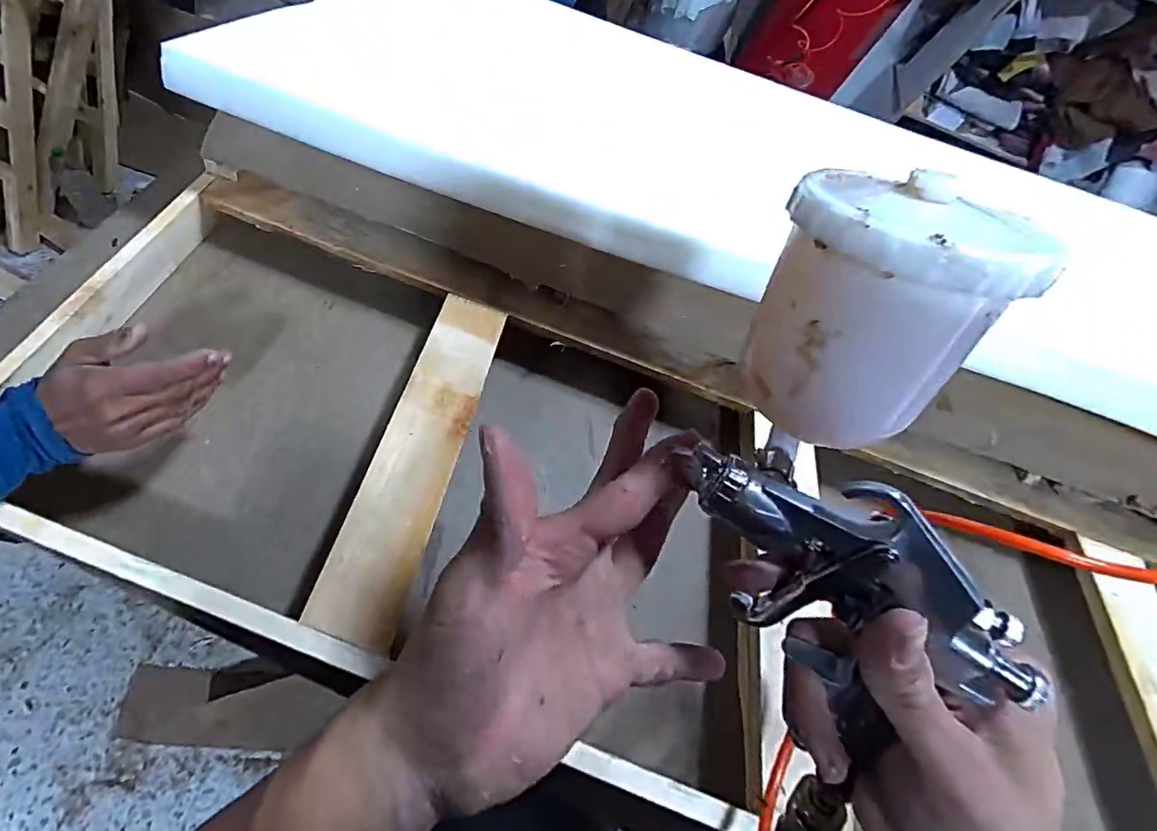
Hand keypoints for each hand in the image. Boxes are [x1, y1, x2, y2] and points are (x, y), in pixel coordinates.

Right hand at [36, 324, 229, 453]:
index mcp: (106, 387)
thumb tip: (144, 329)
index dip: (190, 366)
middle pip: (174, 393)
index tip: (213, 355)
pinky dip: (191, 411)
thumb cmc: (59, 386)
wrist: (38, 430)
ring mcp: (129, 430)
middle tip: (224, 360)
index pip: (159, 376)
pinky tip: (204, 397)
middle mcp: (121, 411)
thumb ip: (111, 342)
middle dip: (204, 375)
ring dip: (203, 392)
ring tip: (220, 375)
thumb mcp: (76, 355)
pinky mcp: (134, 441)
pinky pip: (170, 426)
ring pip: (176, 410)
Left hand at [363, 389, 727, 817]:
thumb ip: (504, 510)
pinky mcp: (603, 676)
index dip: (639, 452)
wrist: (441, 743)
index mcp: (552, 545)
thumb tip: (497, 434)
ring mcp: (594, 623)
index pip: (609, 490)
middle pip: (630, 513)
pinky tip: (714, 661)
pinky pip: (653, 662)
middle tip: (697, 443)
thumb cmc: (455, 653)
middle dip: (661, 476)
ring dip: (669, 533)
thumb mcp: (481, 575)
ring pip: (641, 565)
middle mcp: (579, 573)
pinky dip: (680, 660)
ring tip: (711, 511)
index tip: (663, 414)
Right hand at [782, 610, 1062, 830]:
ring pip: (821, 646)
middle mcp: (932, 657)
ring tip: (830, 753)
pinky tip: (831, 757)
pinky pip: (812, 679)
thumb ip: (917, 694)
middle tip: (811, 703)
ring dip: (810, 699)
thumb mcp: (956, 767)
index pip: (911, 598)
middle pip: (851, 616)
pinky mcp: (858, 700)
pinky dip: (807, 714)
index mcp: (980, 662)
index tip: (807, 596)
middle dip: (817, 659)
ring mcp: (891, 678)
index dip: (856, 590)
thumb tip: (898, 615)